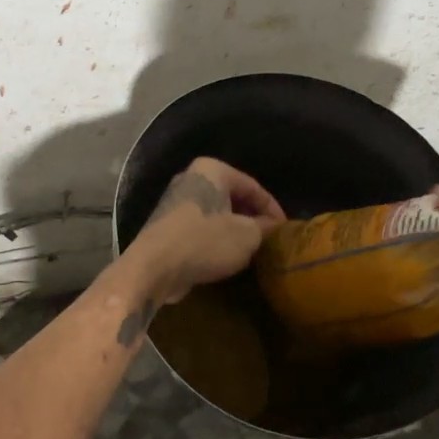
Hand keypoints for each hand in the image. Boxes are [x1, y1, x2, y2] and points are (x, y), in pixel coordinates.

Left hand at [127, 158, 285, 302]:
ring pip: (216, 214)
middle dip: (252, 217)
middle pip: (232, 197)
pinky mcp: (166, 226)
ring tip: (252, 248)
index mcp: (212, 170)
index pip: (252, 186)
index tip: (285, 228)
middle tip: (269, 237)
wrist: (153, 267)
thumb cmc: (205, 242)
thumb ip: (264, 227)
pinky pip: (200, 228)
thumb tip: (272, 226)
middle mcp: (191, 179)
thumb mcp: (247, 235)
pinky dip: (215, 239)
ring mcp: (175, 203)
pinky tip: (226, 257)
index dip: (272, 208)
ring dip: (234, 230)